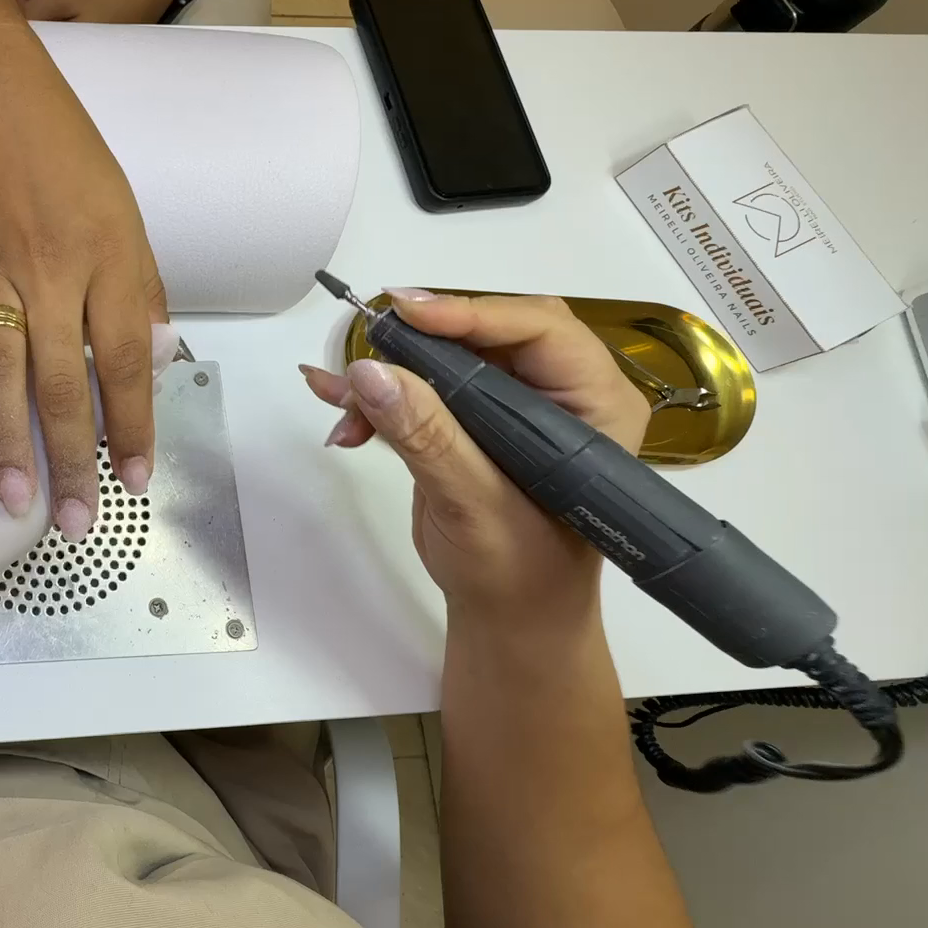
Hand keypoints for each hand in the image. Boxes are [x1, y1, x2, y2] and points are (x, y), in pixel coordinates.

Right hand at [0, 42, 168, 543]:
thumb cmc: (69, 155)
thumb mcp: (127, 217)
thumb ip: (140, 295)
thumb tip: (152, 366)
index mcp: (106, 259)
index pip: (125, 362)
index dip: (134, 426)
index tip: (136, 480)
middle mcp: (48, 275)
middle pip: (60, 383)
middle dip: (71, 459)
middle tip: (74, 520)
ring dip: (4, 444)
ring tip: (13, 502)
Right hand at [300, 292, 649, 625]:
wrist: (504, 615)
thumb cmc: (517, 571)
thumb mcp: (475, 502)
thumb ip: (428, 436)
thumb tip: (369, 373)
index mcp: (590, 405)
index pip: (538, 331)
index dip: (471, 315)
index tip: (405, 312)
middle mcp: (551, 397)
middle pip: (483, 338)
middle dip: (418, 343)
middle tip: (366, 339)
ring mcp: (503, 413)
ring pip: (440, 365)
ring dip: (384, 378)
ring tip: (338, 400)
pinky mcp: (462, 430)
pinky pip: (416, 396)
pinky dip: (373, 402)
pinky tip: (337, 411)